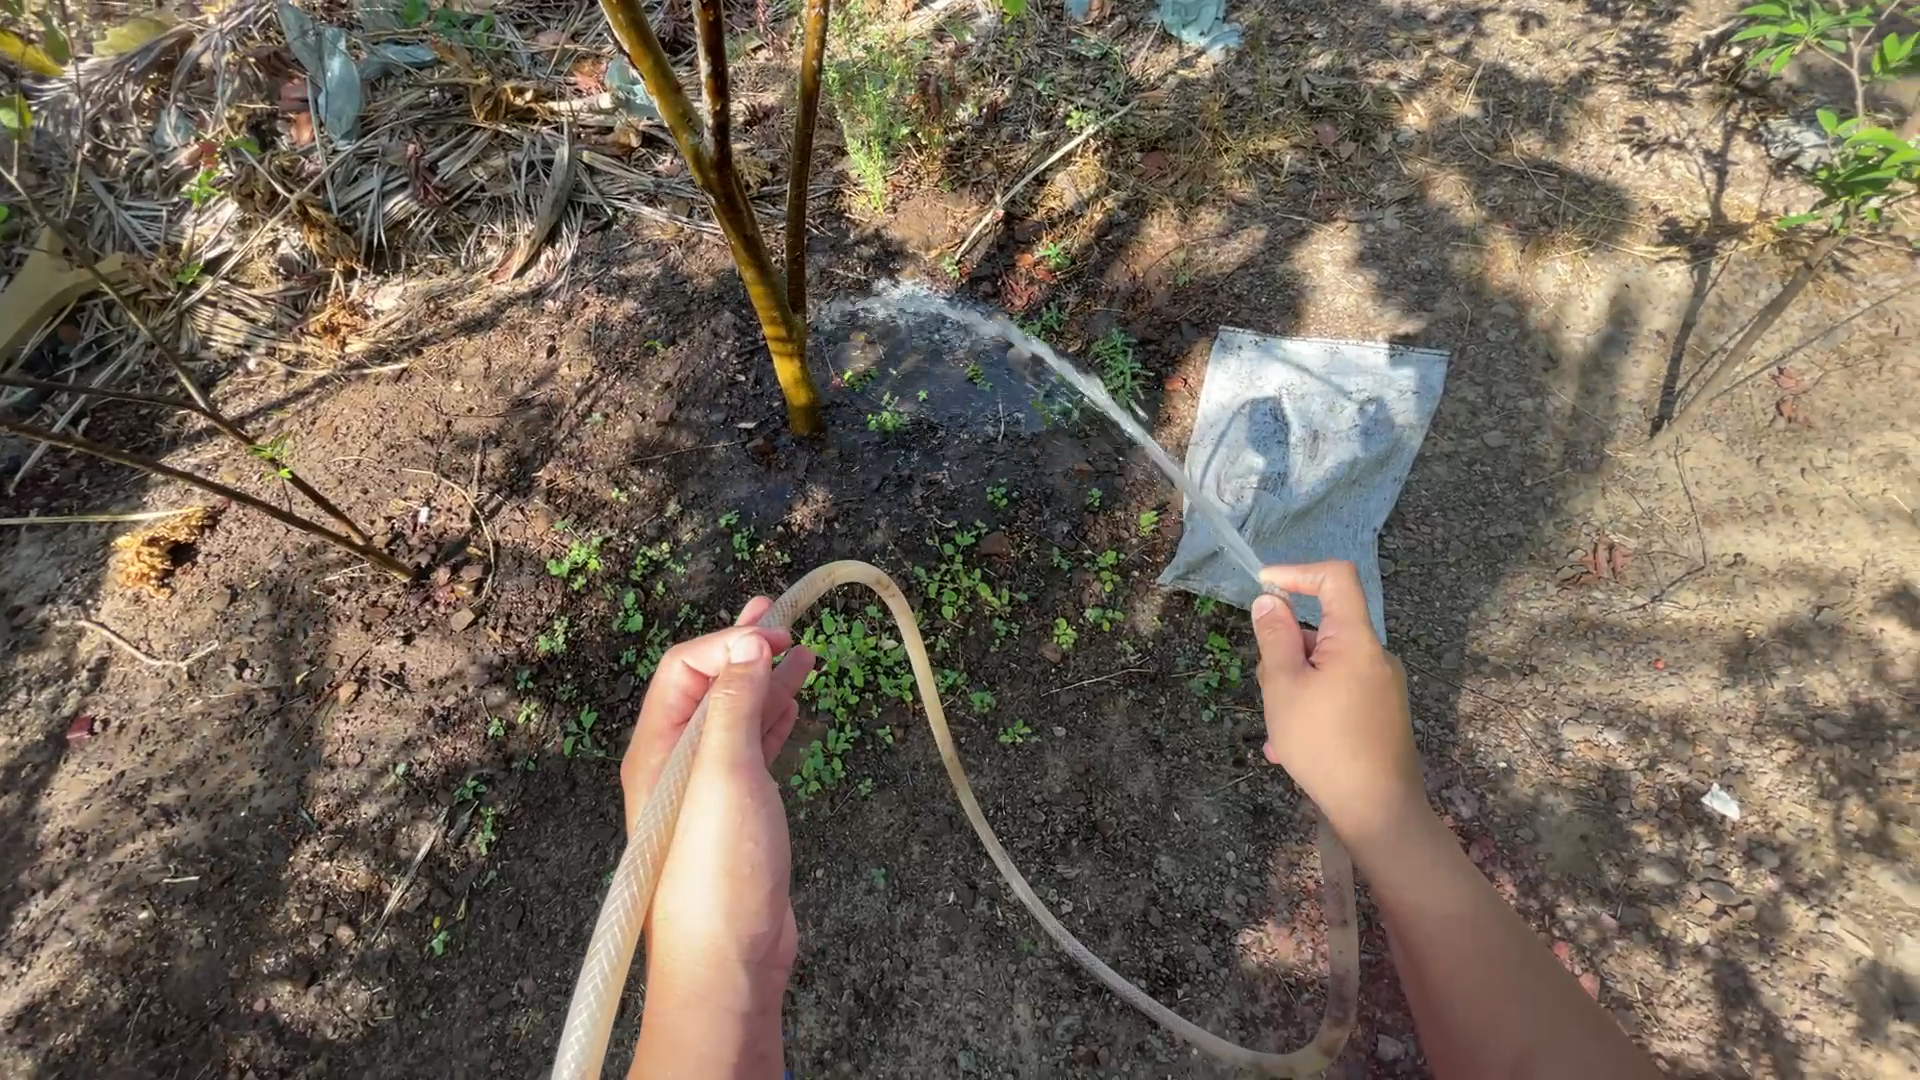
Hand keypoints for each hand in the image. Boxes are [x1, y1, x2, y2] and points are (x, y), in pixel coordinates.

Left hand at [621, 597, 815, 997]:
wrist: (729, 959)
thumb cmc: (717, 867)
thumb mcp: (724, 772)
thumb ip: (735, 704)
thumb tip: (748, 642)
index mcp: (658, 747)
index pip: (685, 669)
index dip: (728, 643)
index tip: (774, 634)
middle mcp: (678, 759)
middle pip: (710, 685)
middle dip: (744, 648)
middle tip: (781, 615)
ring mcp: (710, 783)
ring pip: (739, 713)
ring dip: (767, 678)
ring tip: (800, 649)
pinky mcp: (740, 805)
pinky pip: (756, 744)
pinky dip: (775, 716)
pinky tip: (793, 699)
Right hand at [1248, 561, 1424, 849]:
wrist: (1378, 812)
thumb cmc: (1324, 743)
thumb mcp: (1283, 686)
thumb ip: (1275, 637)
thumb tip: (1270, 600)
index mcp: (1356, 641)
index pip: (1336, 578)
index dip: (1298, 571)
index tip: (1263, 586)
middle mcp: (1376, 656)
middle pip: (1324, 629)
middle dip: (1286, 649)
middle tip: (1269, 689)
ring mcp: (1383, 686)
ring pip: (1326, 665)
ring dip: (1294, 684)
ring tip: (1278, 730)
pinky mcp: (1382, 712)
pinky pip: (1338, 692)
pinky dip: (1311, 705)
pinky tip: (1290, 746)